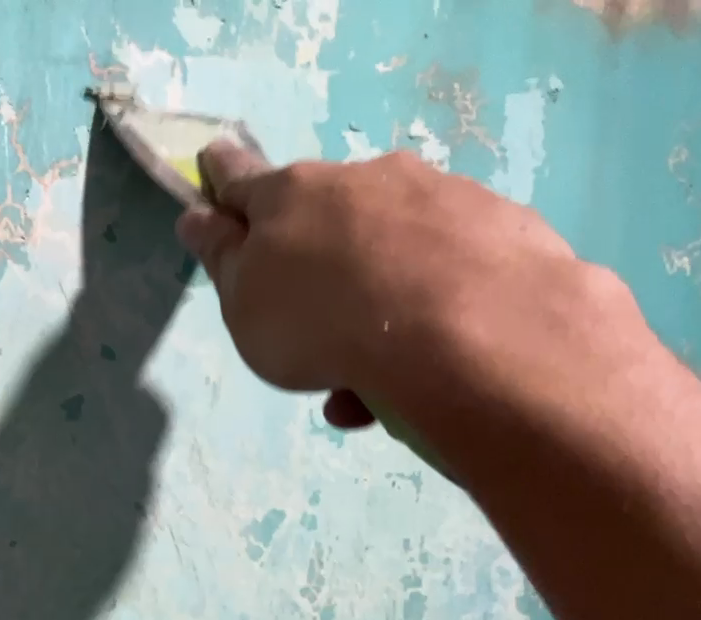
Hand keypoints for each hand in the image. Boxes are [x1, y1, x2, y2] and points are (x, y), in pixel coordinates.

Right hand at [175, 142, 600, 424]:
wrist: (467, 336)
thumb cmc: (321, 321)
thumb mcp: (243, 302)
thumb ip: (222, 258)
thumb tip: (199, 216)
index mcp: (291, 195)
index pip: (241, 179)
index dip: (221, 177)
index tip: (211, 161)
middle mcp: (365, 179)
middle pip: (323, 218)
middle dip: (310, 263)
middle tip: (303, 330)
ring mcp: (440, 196)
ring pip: (385, 251)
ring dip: (367, 302)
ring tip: (362, 376)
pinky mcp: (501, 225)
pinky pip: (439, 272)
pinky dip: (421, 313)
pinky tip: (415, 370)